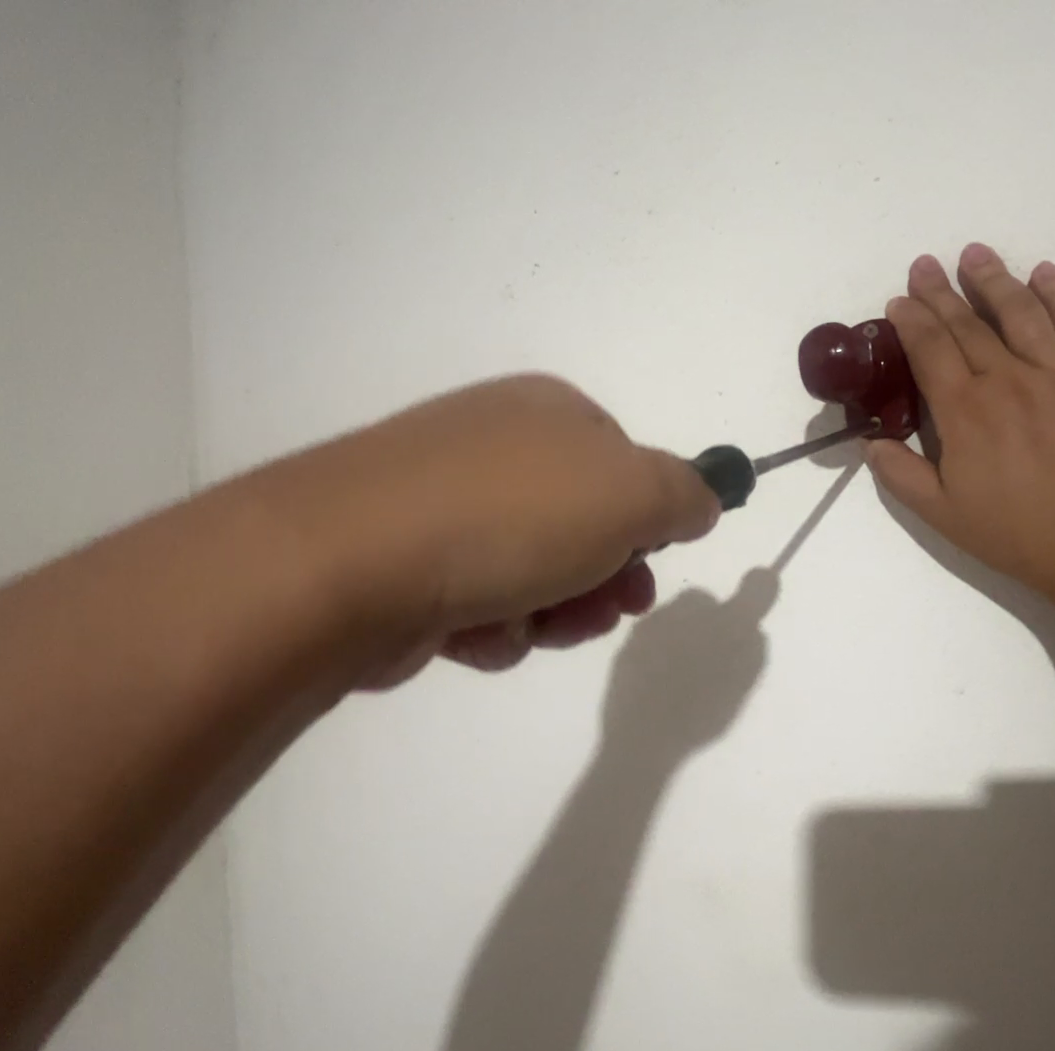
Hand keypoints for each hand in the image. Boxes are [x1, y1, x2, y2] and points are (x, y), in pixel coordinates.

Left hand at [251, 374, 719, 682]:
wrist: (352, 561)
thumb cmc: (512, 516)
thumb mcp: (632, 495)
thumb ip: (684, 494)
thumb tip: (701, 499)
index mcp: (551, 412)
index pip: (625, 465)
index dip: (646, 524)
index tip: (648, 568)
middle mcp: (496, 445)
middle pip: (580, 526)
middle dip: (601, 581)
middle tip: (603, 612)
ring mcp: (444, 502)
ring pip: (533, 572)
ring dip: (551, 612)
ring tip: (534, 628)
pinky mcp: (406, 559)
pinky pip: (478, 599)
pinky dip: (491, 627)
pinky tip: (475, 633)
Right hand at [866, 244, 1054, 607]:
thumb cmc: (1016, 536)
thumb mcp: (942, 516)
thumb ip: (901, 475)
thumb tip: (870, 442)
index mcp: (966, 414)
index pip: (931, 351)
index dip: (912, 322)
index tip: (898, 301)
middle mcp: (1008, 381)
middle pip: (968, 325)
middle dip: (941, 292)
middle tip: (924, 264)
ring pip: (1020, 313)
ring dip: (994, 279)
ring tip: (975, 253)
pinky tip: (1046, 273)